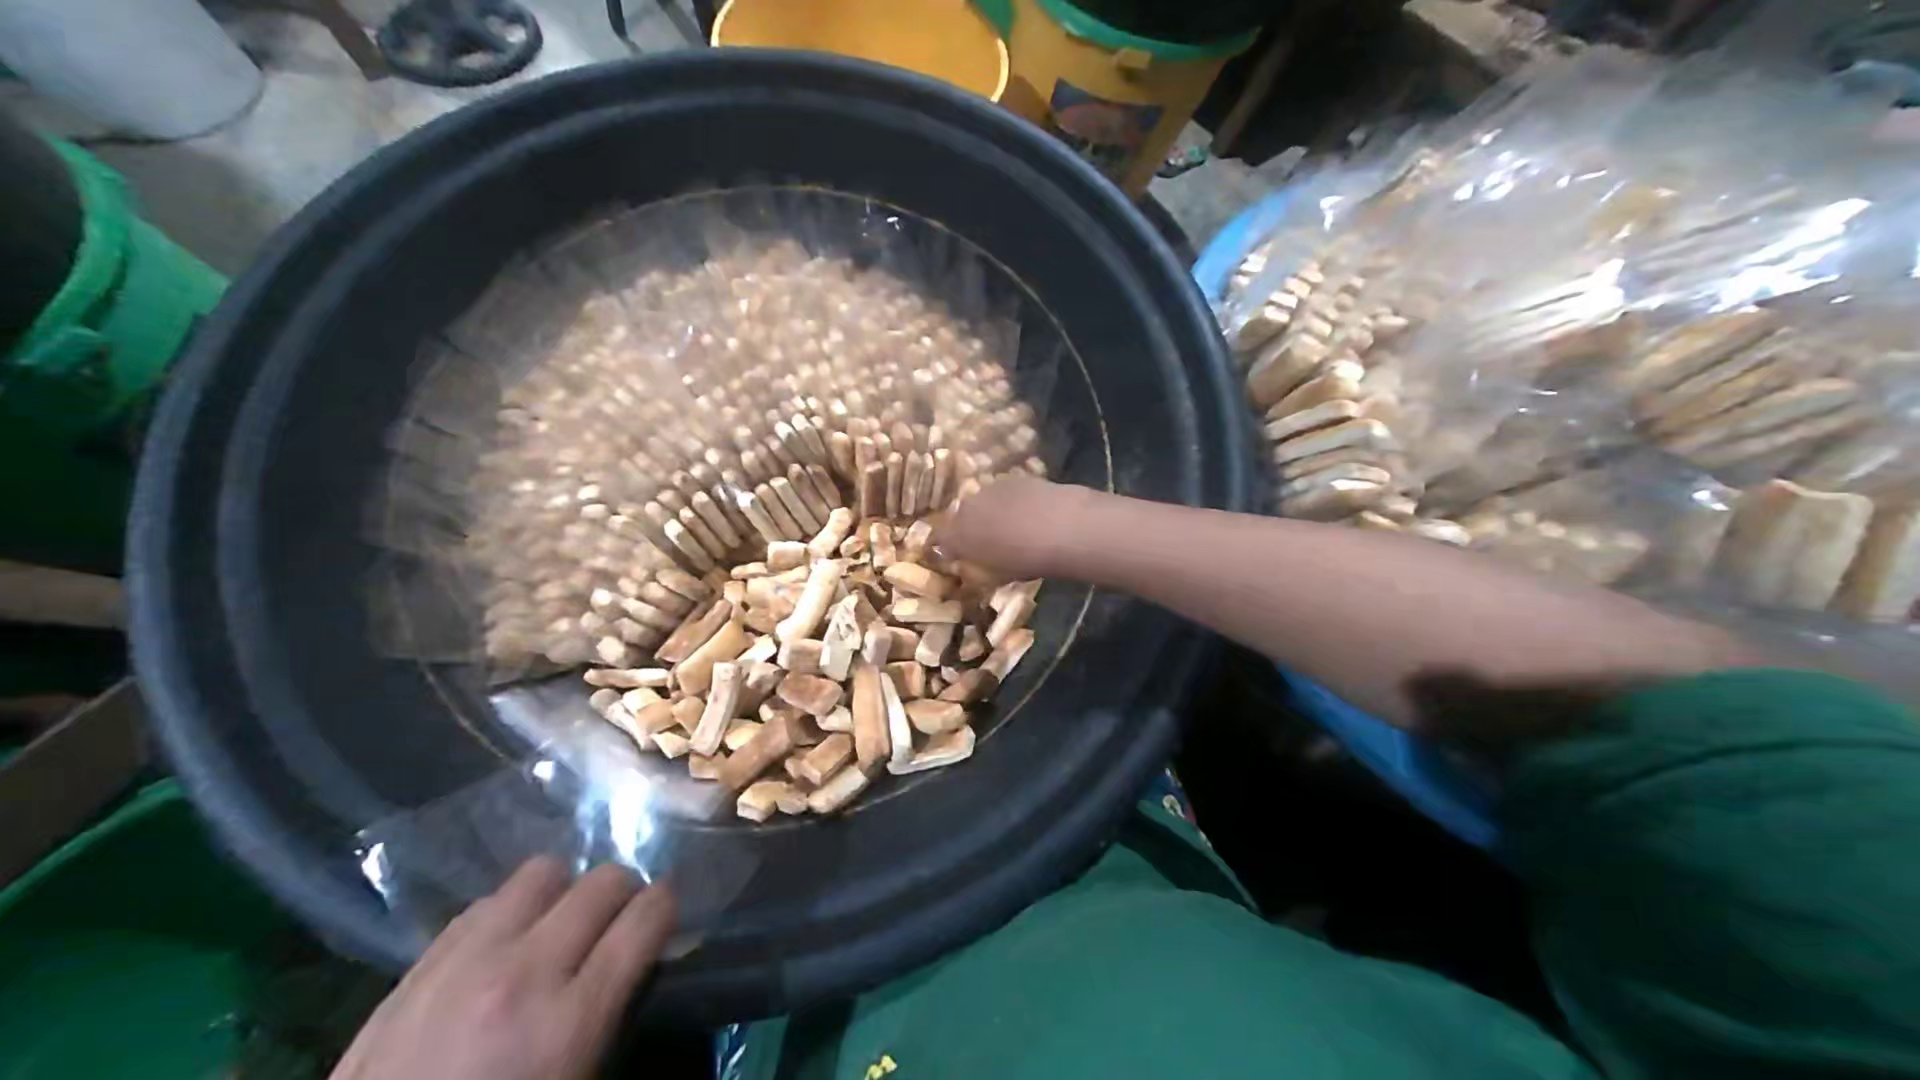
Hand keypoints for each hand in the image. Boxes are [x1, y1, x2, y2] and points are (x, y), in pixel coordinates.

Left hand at [329, 859, 674, 1079]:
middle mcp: (525, 974)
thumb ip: (610, 1017)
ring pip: (544, 871)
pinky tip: (504, 945)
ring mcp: (466, 962)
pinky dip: (509, 912)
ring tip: (559, 922)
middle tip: (618, 918)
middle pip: (603, 882)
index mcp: (571, 1021)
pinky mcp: (420, 965)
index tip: (664, 915)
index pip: (646, 918)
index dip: (665, 907)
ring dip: (565, 890)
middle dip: (624, 893)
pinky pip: (486, 902)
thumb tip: (637, 960)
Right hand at [935, 475, 1092, 578]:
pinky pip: (1006, 494)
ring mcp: (991, 489)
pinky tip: (1031, 514)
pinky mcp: (1015, 479)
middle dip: (972, 528)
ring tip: (1014, 528)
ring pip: (985, 503)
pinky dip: (1013, 503)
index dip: (951, 548)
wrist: (1060, 527)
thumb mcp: (995, 577)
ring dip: (993, 513)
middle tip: (990, 543)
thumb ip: (975, 570)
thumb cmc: (1024, 561)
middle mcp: (967, 507)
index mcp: (957, 534)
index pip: (942, 539)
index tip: (961, 556)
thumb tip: (968, 566)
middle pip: (963, 517)